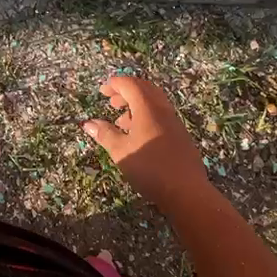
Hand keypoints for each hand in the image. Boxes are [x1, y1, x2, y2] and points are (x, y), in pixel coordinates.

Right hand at [83, 75, 214, 209]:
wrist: (188, 193)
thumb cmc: (150, 167)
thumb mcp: (121, 151)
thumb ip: (105, 134)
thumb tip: (87, 124)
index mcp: (147, 107)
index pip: (130, 84)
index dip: (114, 84)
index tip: (102, 91)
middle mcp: (162, 110)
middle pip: (144, 89)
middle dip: (126, 92)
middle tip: (112, 102)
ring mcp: (174, 123)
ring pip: (154, 103)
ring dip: (136, 105)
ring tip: (122, 122)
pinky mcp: (181, 137)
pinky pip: (161, 116)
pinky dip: (147, 117)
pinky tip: (139, 137)